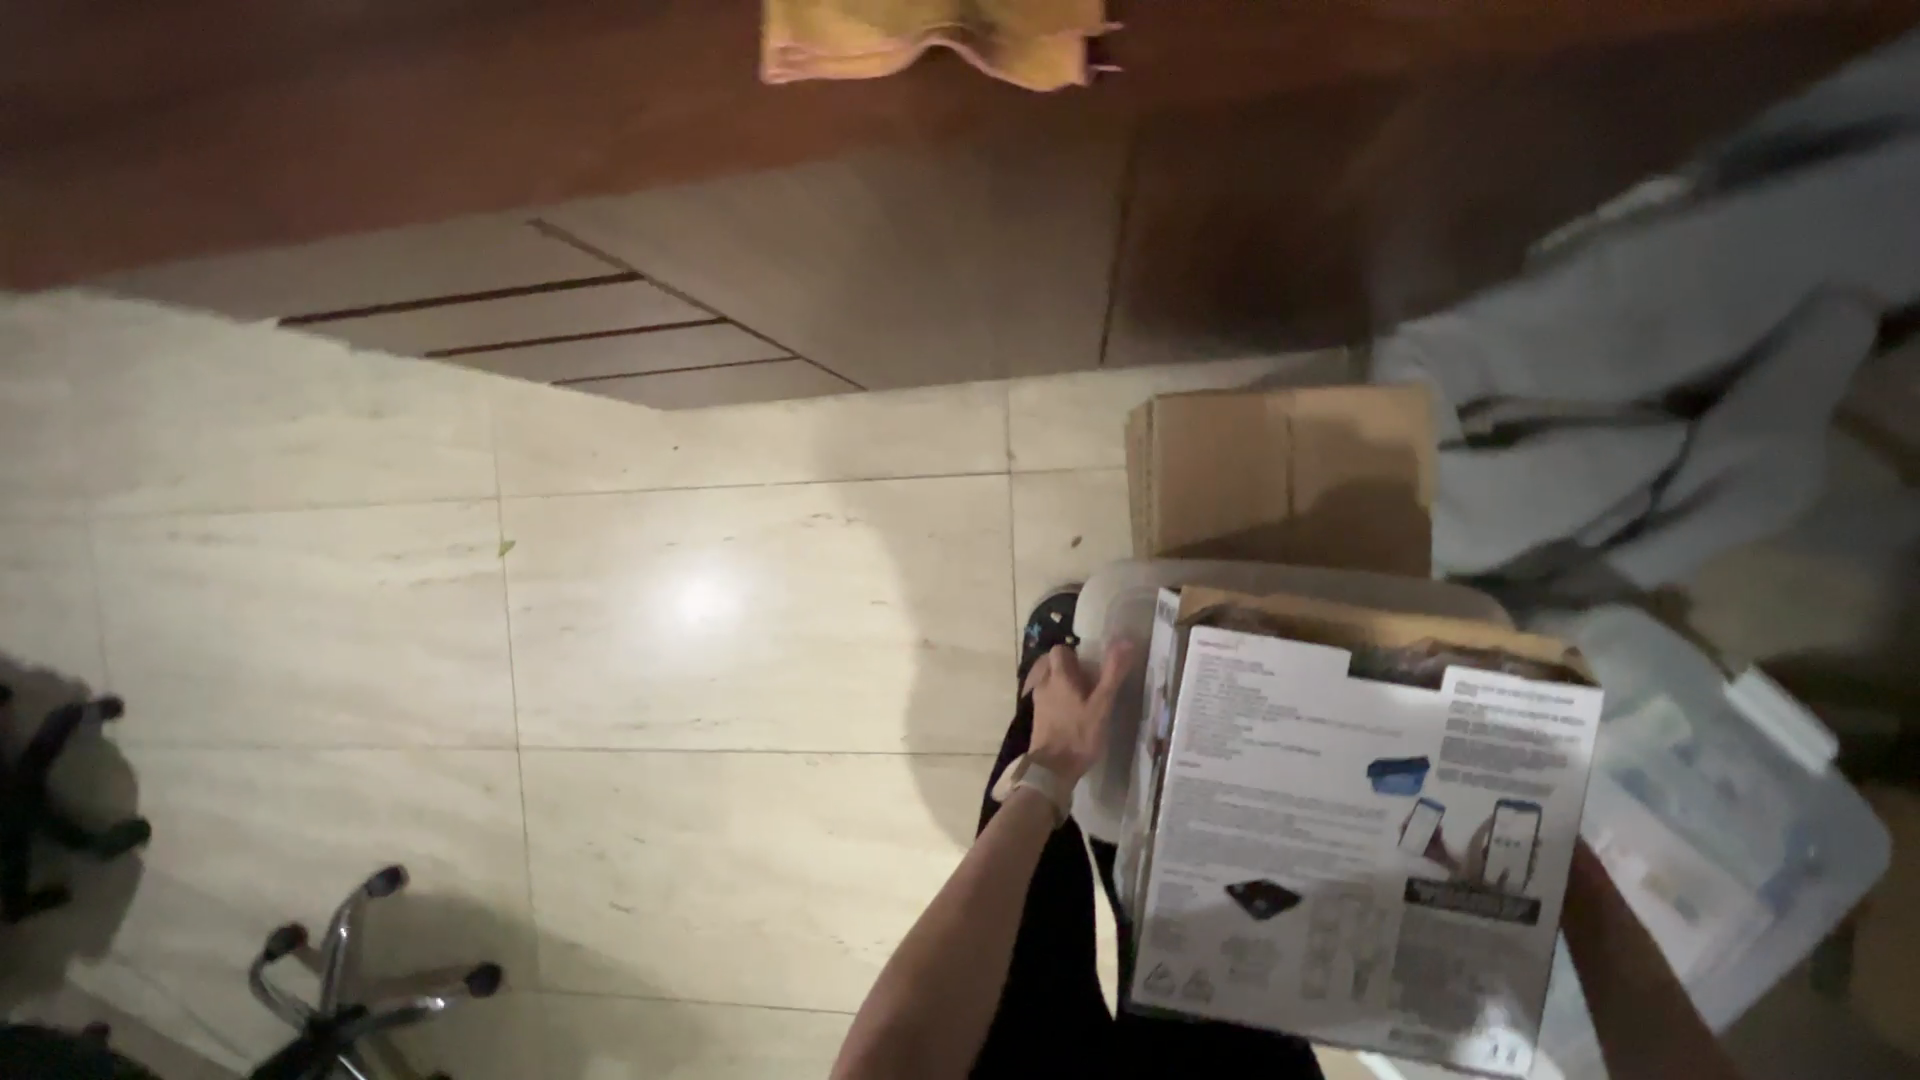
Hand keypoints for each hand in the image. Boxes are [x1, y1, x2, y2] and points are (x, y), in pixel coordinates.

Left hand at [1023, 641, 1137, 785]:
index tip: (1091, 665)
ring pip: (1048, 682)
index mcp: (1058, 677)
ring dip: (1062, 685)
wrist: (1052, 769)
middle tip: (1089, 681)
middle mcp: (1043, 684)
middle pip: (1052, 665)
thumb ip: (1112, 674)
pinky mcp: (1037, 718)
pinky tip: (1071, 714)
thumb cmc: (1079, 735)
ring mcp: (1037, 701)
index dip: (1074, 653)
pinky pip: (1047, 698)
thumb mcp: (1102, 705)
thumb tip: (1125, 641)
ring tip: (1082, 698)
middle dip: (1068, 668)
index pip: (1059, 650)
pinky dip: (1057, 699)